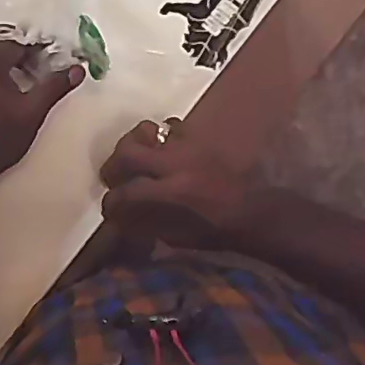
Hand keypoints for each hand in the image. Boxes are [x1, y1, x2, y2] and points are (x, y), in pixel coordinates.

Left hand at [0, 38, 84, 188]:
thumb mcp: (32, 112)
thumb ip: (55, 86)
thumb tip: (78, 68)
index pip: (19, 40)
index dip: (40, 47)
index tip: (56, 59)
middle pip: (2, 41)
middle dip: (24, 50)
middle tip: (43, 68)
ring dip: (9, 59)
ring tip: (28, 79)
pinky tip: (8, 88)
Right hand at [100, 119, 260, 248]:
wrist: (255, 212)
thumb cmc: (215, 231)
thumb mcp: (175, 236)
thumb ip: (145, 223)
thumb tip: (120, 218)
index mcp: (173, 193)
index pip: (126, 193)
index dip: (111, 203)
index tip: (109, 211)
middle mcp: (177, 164)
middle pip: (128, 152)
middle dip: (113, 167)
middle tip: (113, 179)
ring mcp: (188, 147)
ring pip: (146, 130)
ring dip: (135, 145)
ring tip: (136, 159)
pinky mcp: (199, 140)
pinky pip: (171, 127)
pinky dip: (160, 137)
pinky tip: (161, 152)